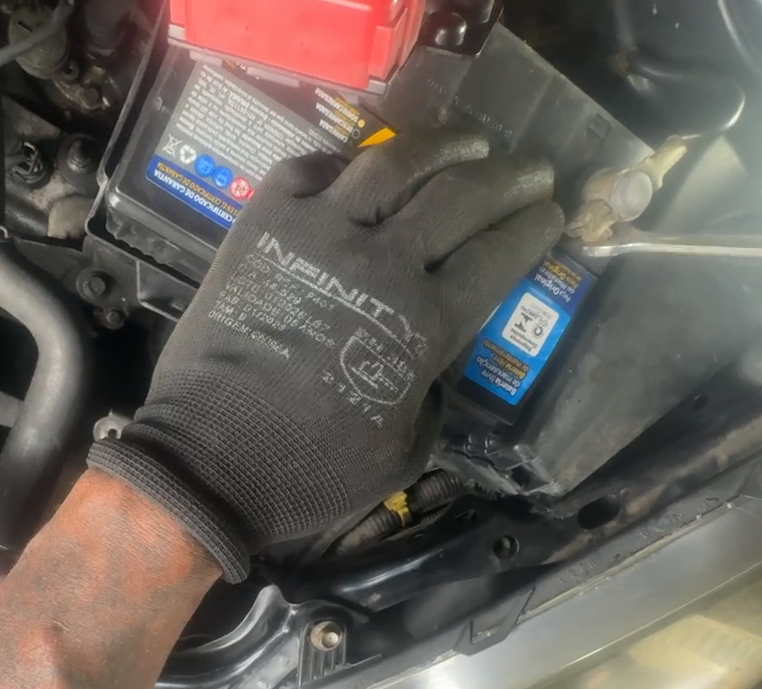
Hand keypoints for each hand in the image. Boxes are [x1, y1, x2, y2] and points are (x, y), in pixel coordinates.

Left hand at [89, 132, 562, 580]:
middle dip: (509, 178)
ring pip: (392, 164)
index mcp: (424, 326)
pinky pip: (310, 170)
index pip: (497, 258)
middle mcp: (379, 263)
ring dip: (443, 146)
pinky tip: (364, 166)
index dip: (532, 231)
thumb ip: (432, 398)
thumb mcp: (400, 456)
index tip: (553, 213)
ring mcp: (316, 234)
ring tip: (471, 142)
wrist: (208, 462)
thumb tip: (434, 361)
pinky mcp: (262, 228)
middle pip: (459, 198)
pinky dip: (345, 162)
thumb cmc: (309, 473)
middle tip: (533, 169)